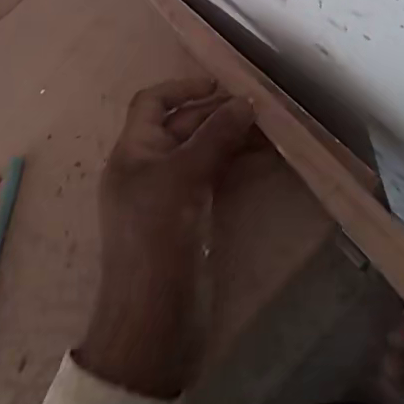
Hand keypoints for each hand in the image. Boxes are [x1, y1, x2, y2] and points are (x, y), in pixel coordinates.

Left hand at [74, 78, 254, 397]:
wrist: (154, 320)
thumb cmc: (158, 238)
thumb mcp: (183, 178)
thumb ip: (214, 137)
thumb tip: (245, 102)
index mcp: (132, 151)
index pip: (151, 103)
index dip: (182, 87)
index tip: (221, 84)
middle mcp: (148, 167)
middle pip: (182, 125)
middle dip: (217, 113)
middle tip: (261, 108)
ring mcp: (170, 195)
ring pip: (202, 152)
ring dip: (232, 138)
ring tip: (271, 130)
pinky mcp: (190, 219)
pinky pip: (213, 179)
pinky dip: (235, 164)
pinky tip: (264, 160)